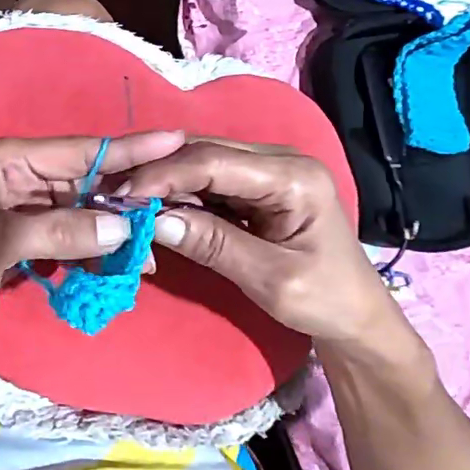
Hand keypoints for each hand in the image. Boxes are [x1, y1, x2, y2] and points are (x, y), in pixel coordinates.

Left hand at [0, 131, 187, 348]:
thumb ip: (61, 230)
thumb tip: (123, 227)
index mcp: (7, 160)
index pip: (78, 150)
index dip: (127, 148)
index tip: (174, 139)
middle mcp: (19, 178)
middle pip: (85, 182)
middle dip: (124, 200)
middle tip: (171, 209)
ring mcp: (22, 212)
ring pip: (81, 214)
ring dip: (111, 234)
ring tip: (146, 257)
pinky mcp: (24, 242)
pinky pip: (68, 240)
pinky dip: (90, 253)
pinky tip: (117, 269)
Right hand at [119, 140, 409, 352]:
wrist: (355, 317)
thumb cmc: (324, 300)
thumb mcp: (272, 279)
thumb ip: (215, 245)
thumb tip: (154, 222)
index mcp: (294, 177)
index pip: (215, 162)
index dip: (165, 175)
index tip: (122, 196)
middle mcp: (281, 161)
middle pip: (205, 153)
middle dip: (158, 173)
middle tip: (114, 196)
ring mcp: (268, 172)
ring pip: (202, 163)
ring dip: (165, 182)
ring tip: (126, 202)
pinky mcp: (256, 189)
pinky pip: (209, 182)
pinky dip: (180, 194)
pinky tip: (155, 208)